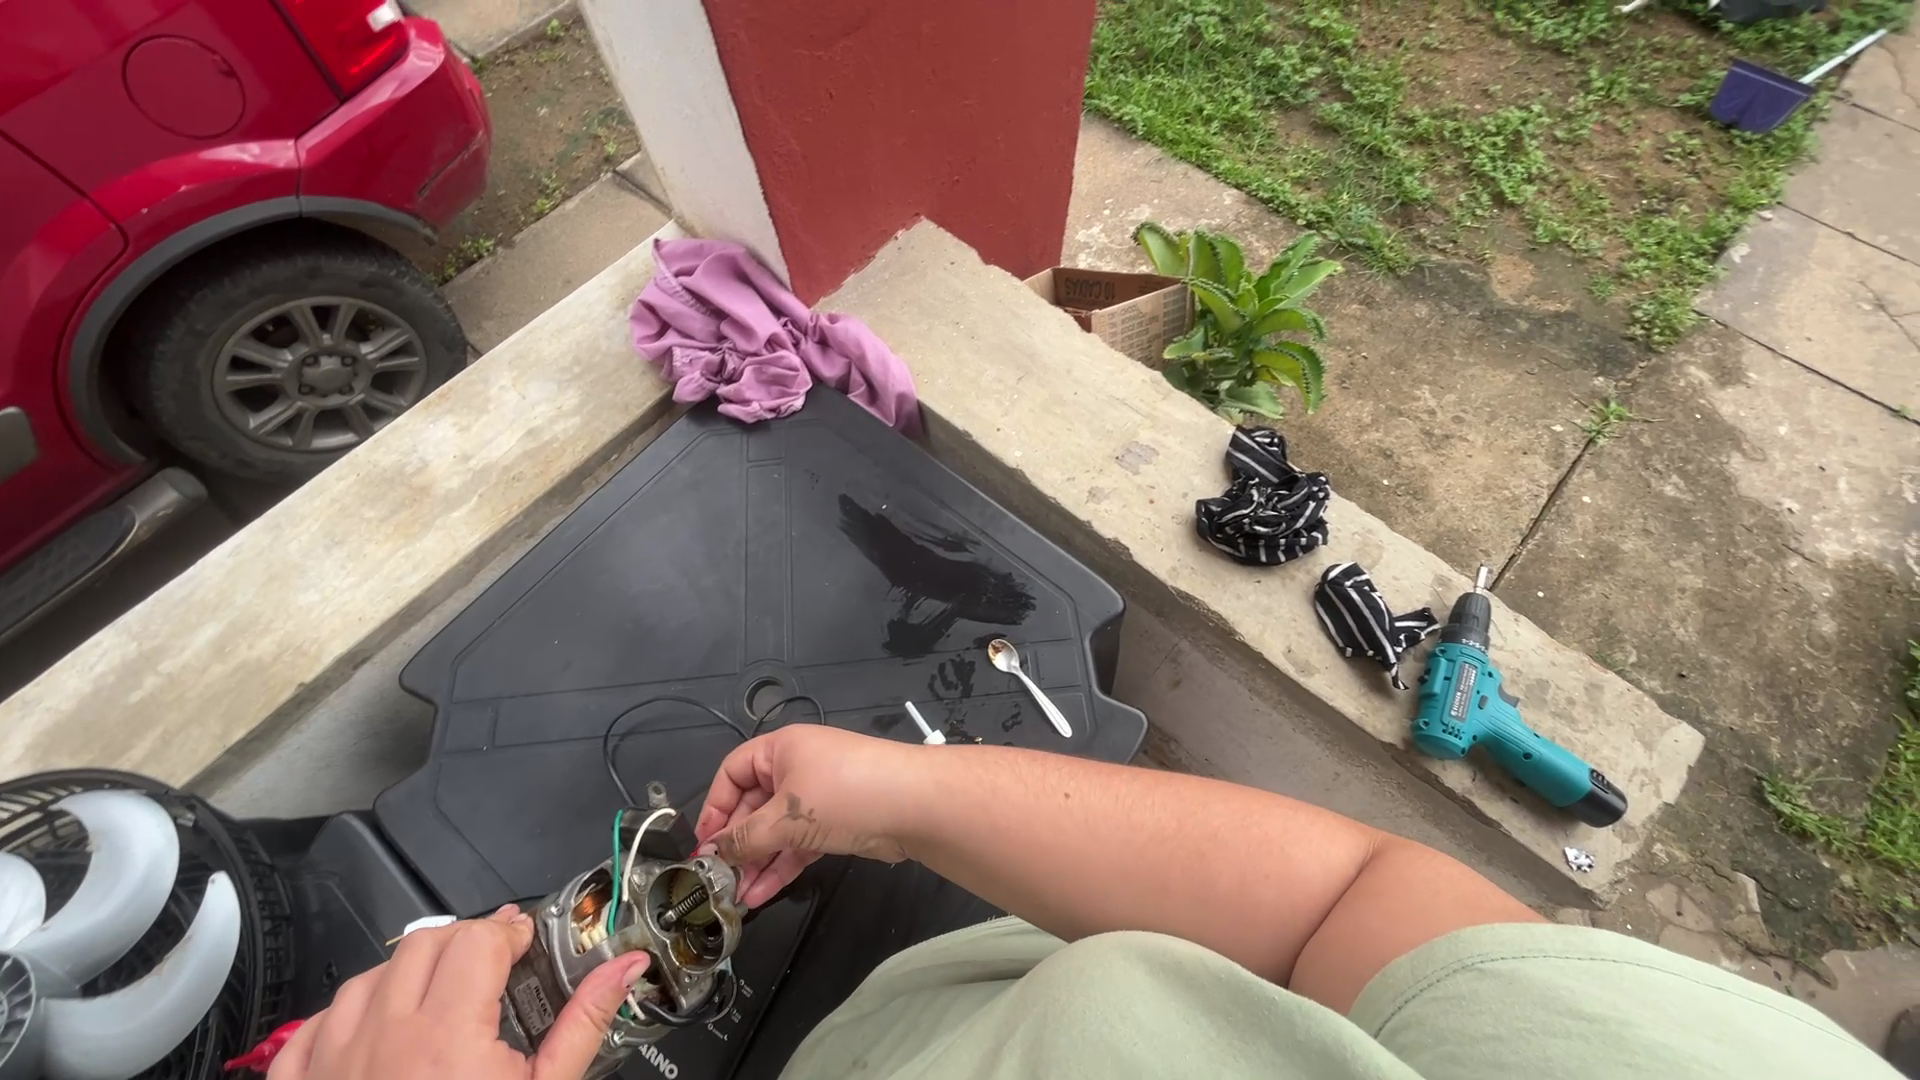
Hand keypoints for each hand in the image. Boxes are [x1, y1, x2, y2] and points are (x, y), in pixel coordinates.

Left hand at [268, 906, 651, 1079]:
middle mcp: (383, 1042)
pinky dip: (346, 1016)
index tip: (526, 945)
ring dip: (409, 971)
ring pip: (368, 977)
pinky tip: (377, 1028)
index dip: (509, 932)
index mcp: (447, 1037)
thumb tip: (626, 965)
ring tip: (442, 992)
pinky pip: (310, 1031)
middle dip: (466, 940)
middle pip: (424, 943)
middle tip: (494, 962)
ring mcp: (331, 1069)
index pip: (477, 940)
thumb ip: (586, 1021)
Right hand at [694, 726, 924, 906]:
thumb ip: (746, 837)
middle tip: (717, 880)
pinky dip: (781, 865)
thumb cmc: (845, 794)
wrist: (915, 805)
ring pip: (776, 829)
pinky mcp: (836, 822)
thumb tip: (712, 853)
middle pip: (753, 805)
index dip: (715, 807)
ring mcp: (819, 796)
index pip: (733, 772)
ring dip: (757, 861)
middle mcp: (798, 767)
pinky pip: (798, 843)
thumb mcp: (788, 815)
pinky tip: (761, 893)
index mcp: (782, 748)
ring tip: (735, 897)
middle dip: (737, 842)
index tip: (702, 846)